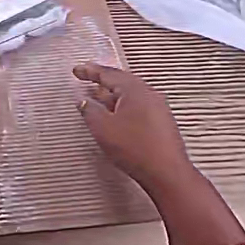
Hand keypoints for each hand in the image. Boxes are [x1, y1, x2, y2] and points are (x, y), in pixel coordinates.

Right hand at [74, 63, 199, 195]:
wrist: (166, 173)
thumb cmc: (136, 149)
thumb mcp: (103, 128)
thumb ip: (90, 110)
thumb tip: (84, 101)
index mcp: (134, 90)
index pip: (108, 74)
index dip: (90, 71)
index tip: (77, 70)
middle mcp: (149, 94)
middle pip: (122, 81)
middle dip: (103, 81)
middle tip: (87, 79)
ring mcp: (158, 108)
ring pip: (130, 95)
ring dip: (112, 96)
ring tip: (97, 99)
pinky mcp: (162, 123)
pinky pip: (138, 107)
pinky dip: (123, 107)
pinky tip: (115, 117)